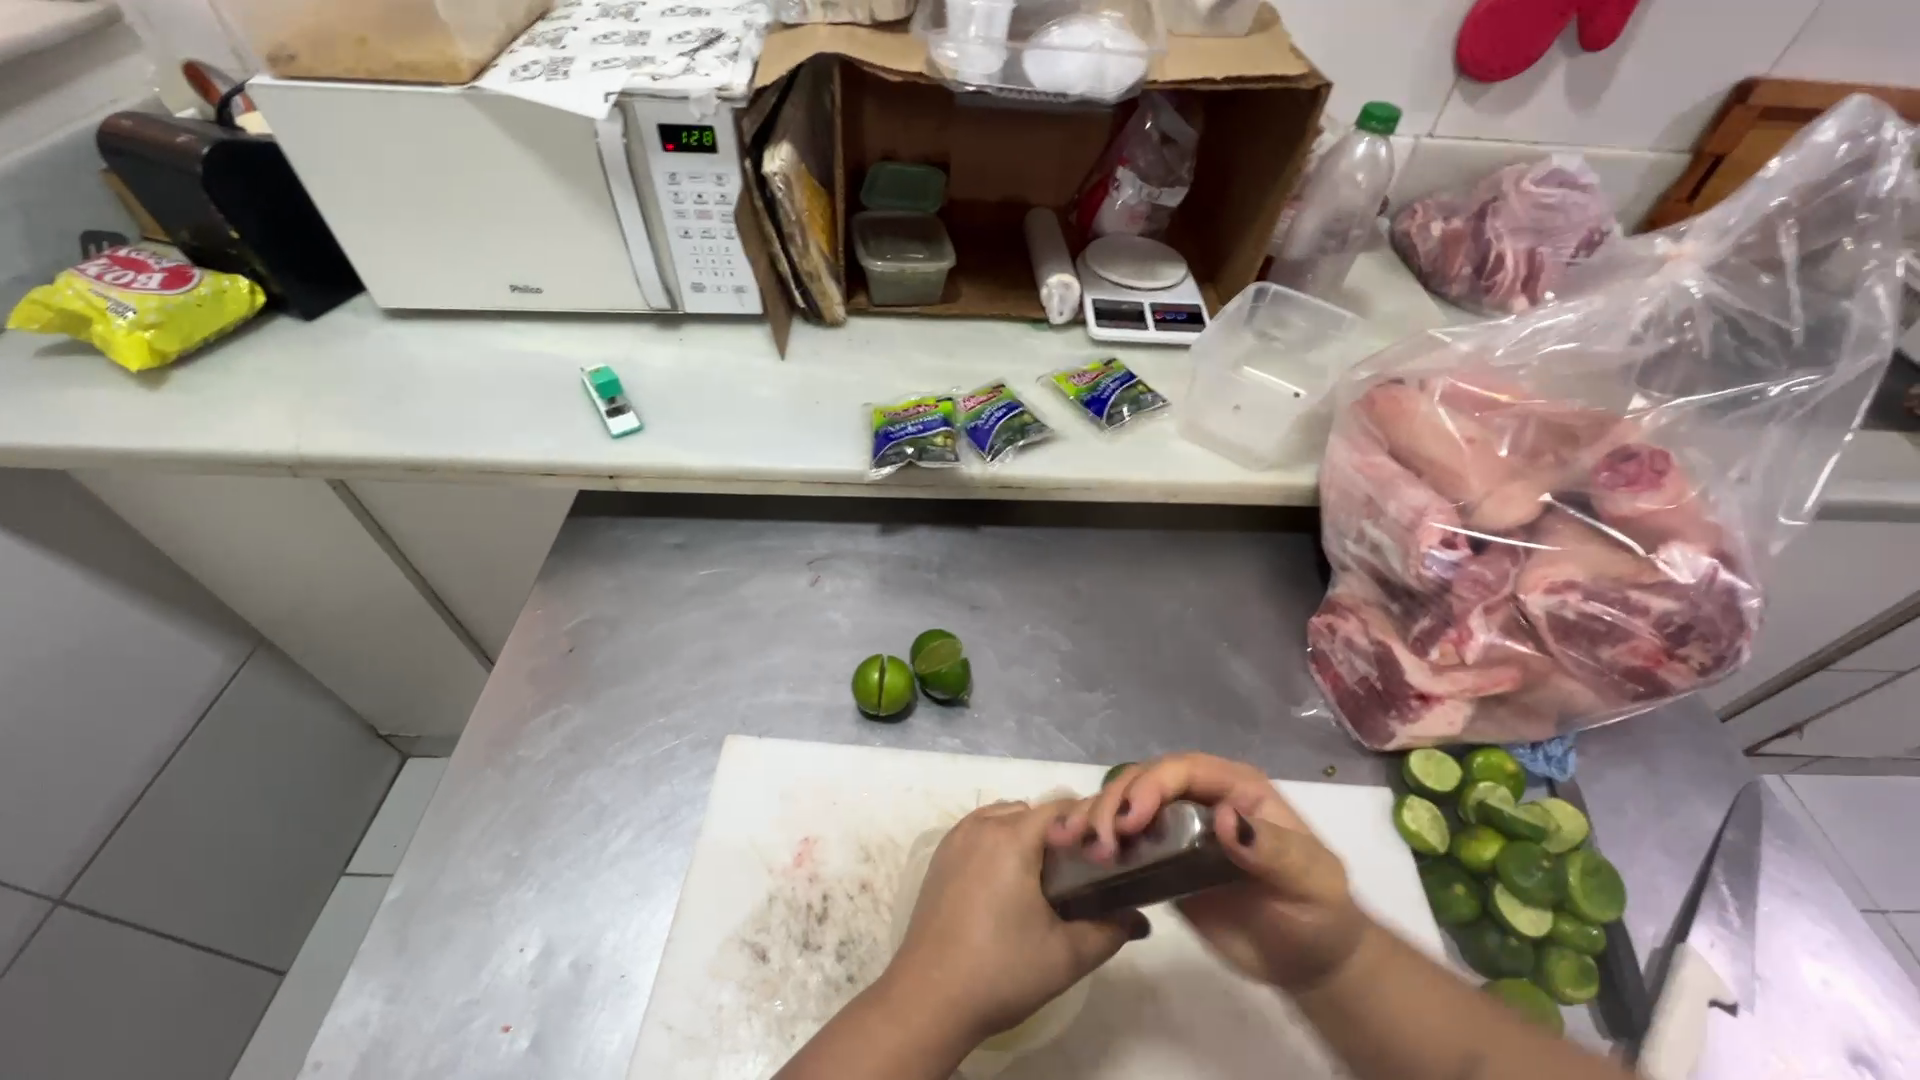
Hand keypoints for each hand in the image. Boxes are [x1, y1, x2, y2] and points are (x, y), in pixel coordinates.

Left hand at [884, 800, 1147, 1044]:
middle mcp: (981, 827)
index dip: (1090, 826)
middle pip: (1033, 812)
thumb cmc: (1001, 971)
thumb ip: (1110, 930)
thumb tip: (1139, 919)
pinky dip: (1000, 845)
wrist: (929, 999)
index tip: (1107, 856)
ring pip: (1004, 819)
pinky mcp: (940, 858)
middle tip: (1080, 875)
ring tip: (1045, 882)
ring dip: (1028, 838)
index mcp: (1011, 837)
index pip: (1062, 808)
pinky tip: (1010, 886)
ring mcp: (955, 840)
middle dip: (1060, 835)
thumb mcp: (1067, 956)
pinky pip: (980, 833)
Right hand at [1045, 753, 1364, 990]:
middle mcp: (1201, 800)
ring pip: (1126, 804)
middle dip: (1115, 802)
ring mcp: (1177, 830)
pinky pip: (1123, 840)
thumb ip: (1273, 850)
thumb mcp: (1310, 879)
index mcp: (1237, 789)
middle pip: (1145, 781)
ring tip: (1075, 844)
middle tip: (1097, 841)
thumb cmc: (1317, 913)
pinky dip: (1096, 841)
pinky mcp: (1160, 862)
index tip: (1129, 819)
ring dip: (1096, 816)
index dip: (1152, 785)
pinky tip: (1075, 853)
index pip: (1184, 769)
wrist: (1308, 960)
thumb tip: (1226, 818)